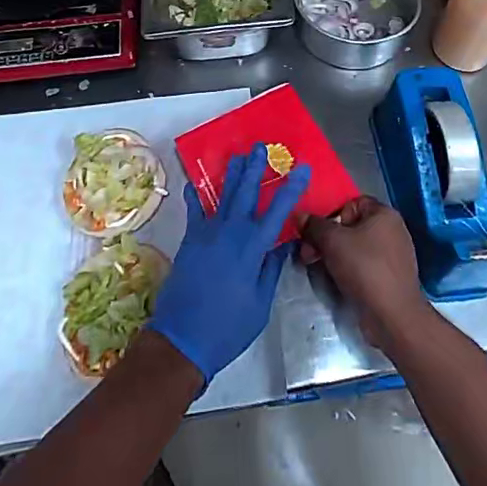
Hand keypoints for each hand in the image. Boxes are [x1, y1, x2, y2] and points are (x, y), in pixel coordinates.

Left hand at [148, 145, 311, 383]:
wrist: (183, 337)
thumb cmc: (228, 327)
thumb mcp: (260, 302)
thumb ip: (271, 269)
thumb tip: (283, 243)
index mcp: (252, 248)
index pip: (277, 212)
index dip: (291, 189)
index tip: (302, 169)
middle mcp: (230, 233)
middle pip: (246, 194)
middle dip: (256, 169)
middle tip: (261, 148)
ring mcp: (207, 234)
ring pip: (223, 196)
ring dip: (231, 175)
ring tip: (238, 156)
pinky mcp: (190, 240)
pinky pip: (194, 212)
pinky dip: (194, 197)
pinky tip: (193, 184)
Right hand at [299, 196, 429, 349]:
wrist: (393, 316)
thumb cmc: (365, 269)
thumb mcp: (332, 241)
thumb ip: (314, 226)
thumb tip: (300, 216)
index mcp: (384, 214)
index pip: (351, 203)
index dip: (331, 215)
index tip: (317, 233)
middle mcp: (392, 231)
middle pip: (350, 227)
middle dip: (326, 239)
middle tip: (308, 254)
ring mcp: (392, 256)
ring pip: (355, 248)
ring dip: (334, 255)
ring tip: (318, 268)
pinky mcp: (389, 278)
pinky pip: (363, 265)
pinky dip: (348, 270)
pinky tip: (337, 280)